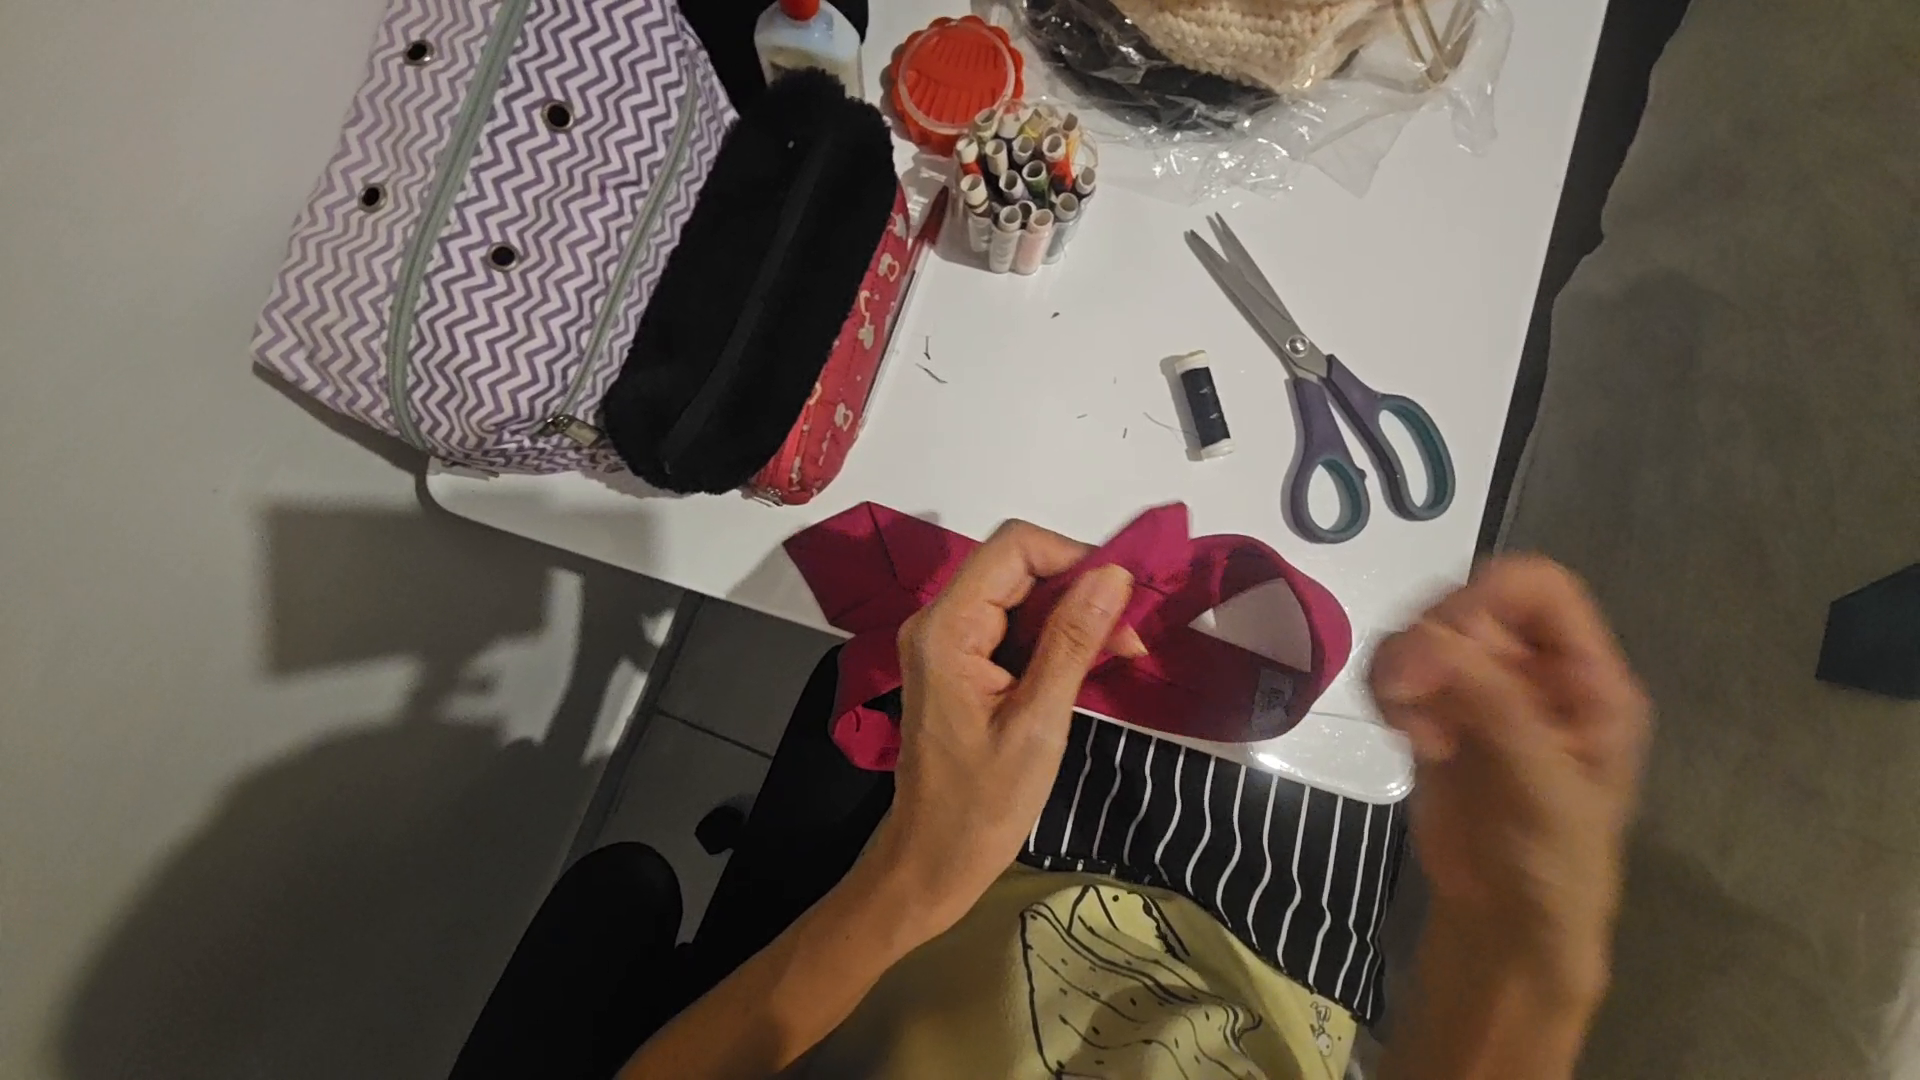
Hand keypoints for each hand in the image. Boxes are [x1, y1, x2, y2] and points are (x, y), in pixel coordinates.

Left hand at [861, 521, 1143, 939]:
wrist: (931, 860)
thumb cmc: (983, 806)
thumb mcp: (1038, 722)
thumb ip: (1072, 641)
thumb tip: (1114, 574)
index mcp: (947, 628)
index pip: (1014, 547)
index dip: (1073, 556)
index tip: (1123, 597)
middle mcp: (937, 620)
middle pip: (1015, 566)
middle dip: (1078, 587)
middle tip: (1128, 637)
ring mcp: (944, 639)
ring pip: (1018, 594)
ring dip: (1070, 614)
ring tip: (1118, 652)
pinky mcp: (957, 659)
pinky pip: (1009, 625)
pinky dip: (1050, 635)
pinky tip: (1085, 662)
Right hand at [1369, 556, 1649, 994]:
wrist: (1503, 913)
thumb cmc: (1552, 859)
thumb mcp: (1539, 782)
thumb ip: (1493, 703)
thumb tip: (1425, 636)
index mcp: (1582, 677)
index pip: (1536, 588)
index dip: (1484, 597)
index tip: (1441, 644)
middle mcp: (1528, 669)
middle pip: (1462, 603)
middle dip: (1427, 645)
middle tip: (1413, 698)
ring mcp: (1476, 687)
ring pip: (1417, 633)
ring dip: (1399, 671)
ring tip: (1412, 727)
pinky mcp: (1433, 708)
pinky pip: (1392, 669)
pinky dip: (1386, 692)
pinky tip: (1406, 733)